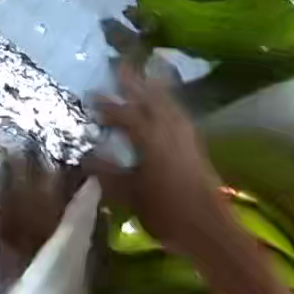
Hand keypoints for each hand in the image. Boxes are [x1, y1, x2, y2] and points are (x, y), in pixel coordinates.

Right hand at [91, 64, 228, 256]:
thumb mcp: (128, 194)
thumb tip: (84, 156)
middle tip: (118, 65)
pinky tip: (161, 105)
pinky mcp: (194, 140)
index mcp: (148, 134)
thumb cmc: (165, 212)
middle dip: (131, 80)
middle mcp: (167, 124)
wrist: (209, 228)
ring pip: (164, 99)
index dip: (106, 104)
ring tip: (139, 78)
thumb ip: (106, 172)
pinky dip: (164, 99)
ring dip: (150, 87)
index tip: (90, 96)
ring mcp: (184, 130)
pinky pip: (175, 108)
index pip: (122, 111)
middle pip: (147, 94)